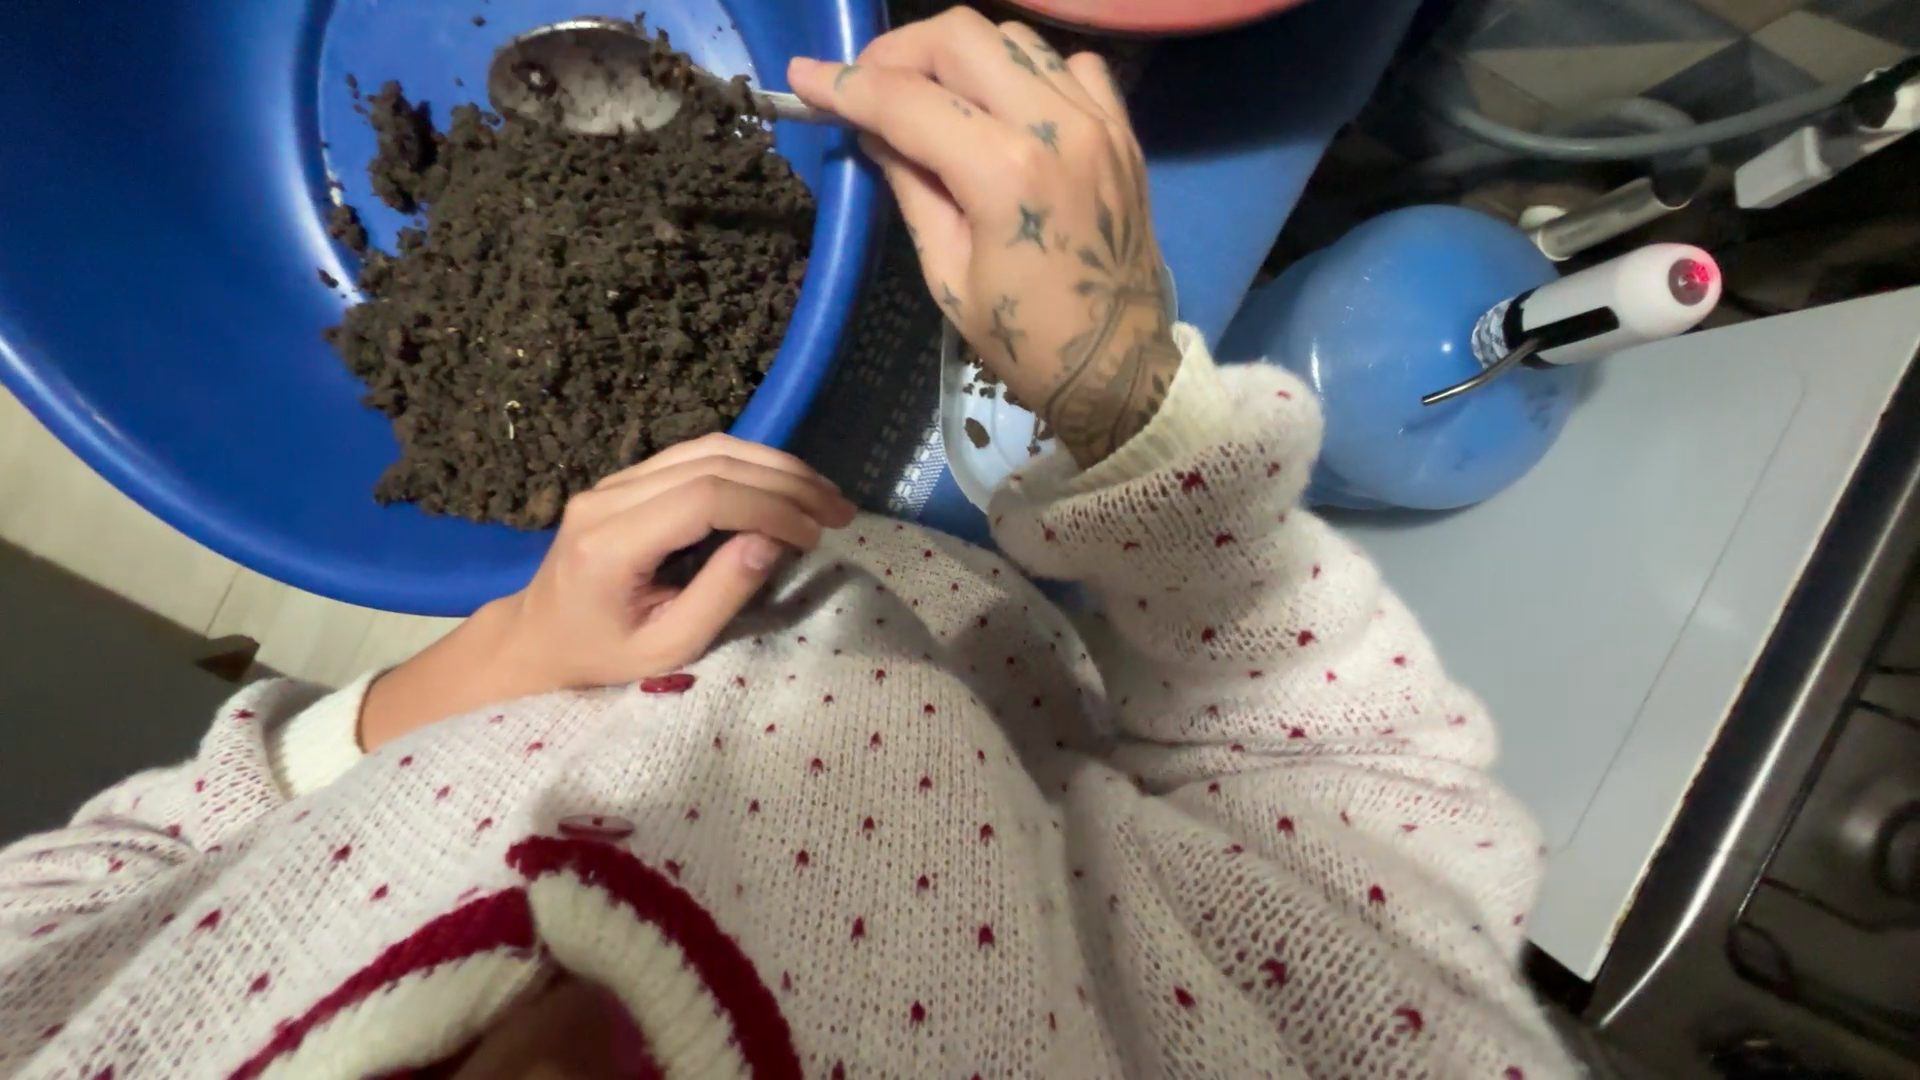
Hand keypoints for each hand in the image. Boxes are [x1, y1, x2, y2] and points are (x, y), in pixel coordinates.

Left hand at [359, 435, 855, 749]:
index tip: (816, 534)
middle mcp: (610, 495)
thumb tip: (774, 541)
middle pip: (714, 461)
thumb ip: (720, 594)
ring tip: (824, 494)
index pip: (706, 497)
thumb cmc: (602, 656)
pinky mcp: (630, 478)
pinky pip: (699, 454)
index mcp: (611, 542)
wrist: (539, 638)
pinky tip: (786, 485)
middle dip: (788, 481)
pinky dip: (753, 464)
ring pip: (711, 447)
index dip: (771, 507)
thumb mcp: (666, 647)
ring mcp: (617, 479)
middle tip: (841, 510)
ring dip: (777, 466)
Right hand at [789, 10, 1179, 468]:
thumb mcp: (949, 278)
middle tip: (868, 86)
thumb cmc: (1026, 343)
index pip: (909, 103)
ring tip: (930, 96)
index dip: (847, 86)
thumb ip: (913, 192)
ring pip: (1015, 40)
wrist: (1116, 368)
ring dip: (960, 57)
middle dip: (899, 53)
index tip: (804, 79)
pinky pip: (1068, 66)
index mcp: (1005, 173)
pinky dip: (1027, 72)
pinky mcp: (1123, 132)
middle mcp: (1055, 125)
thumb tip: (877, 134)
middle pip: (960, 39)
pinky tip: (1006, 107)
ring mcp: (1098, 121)